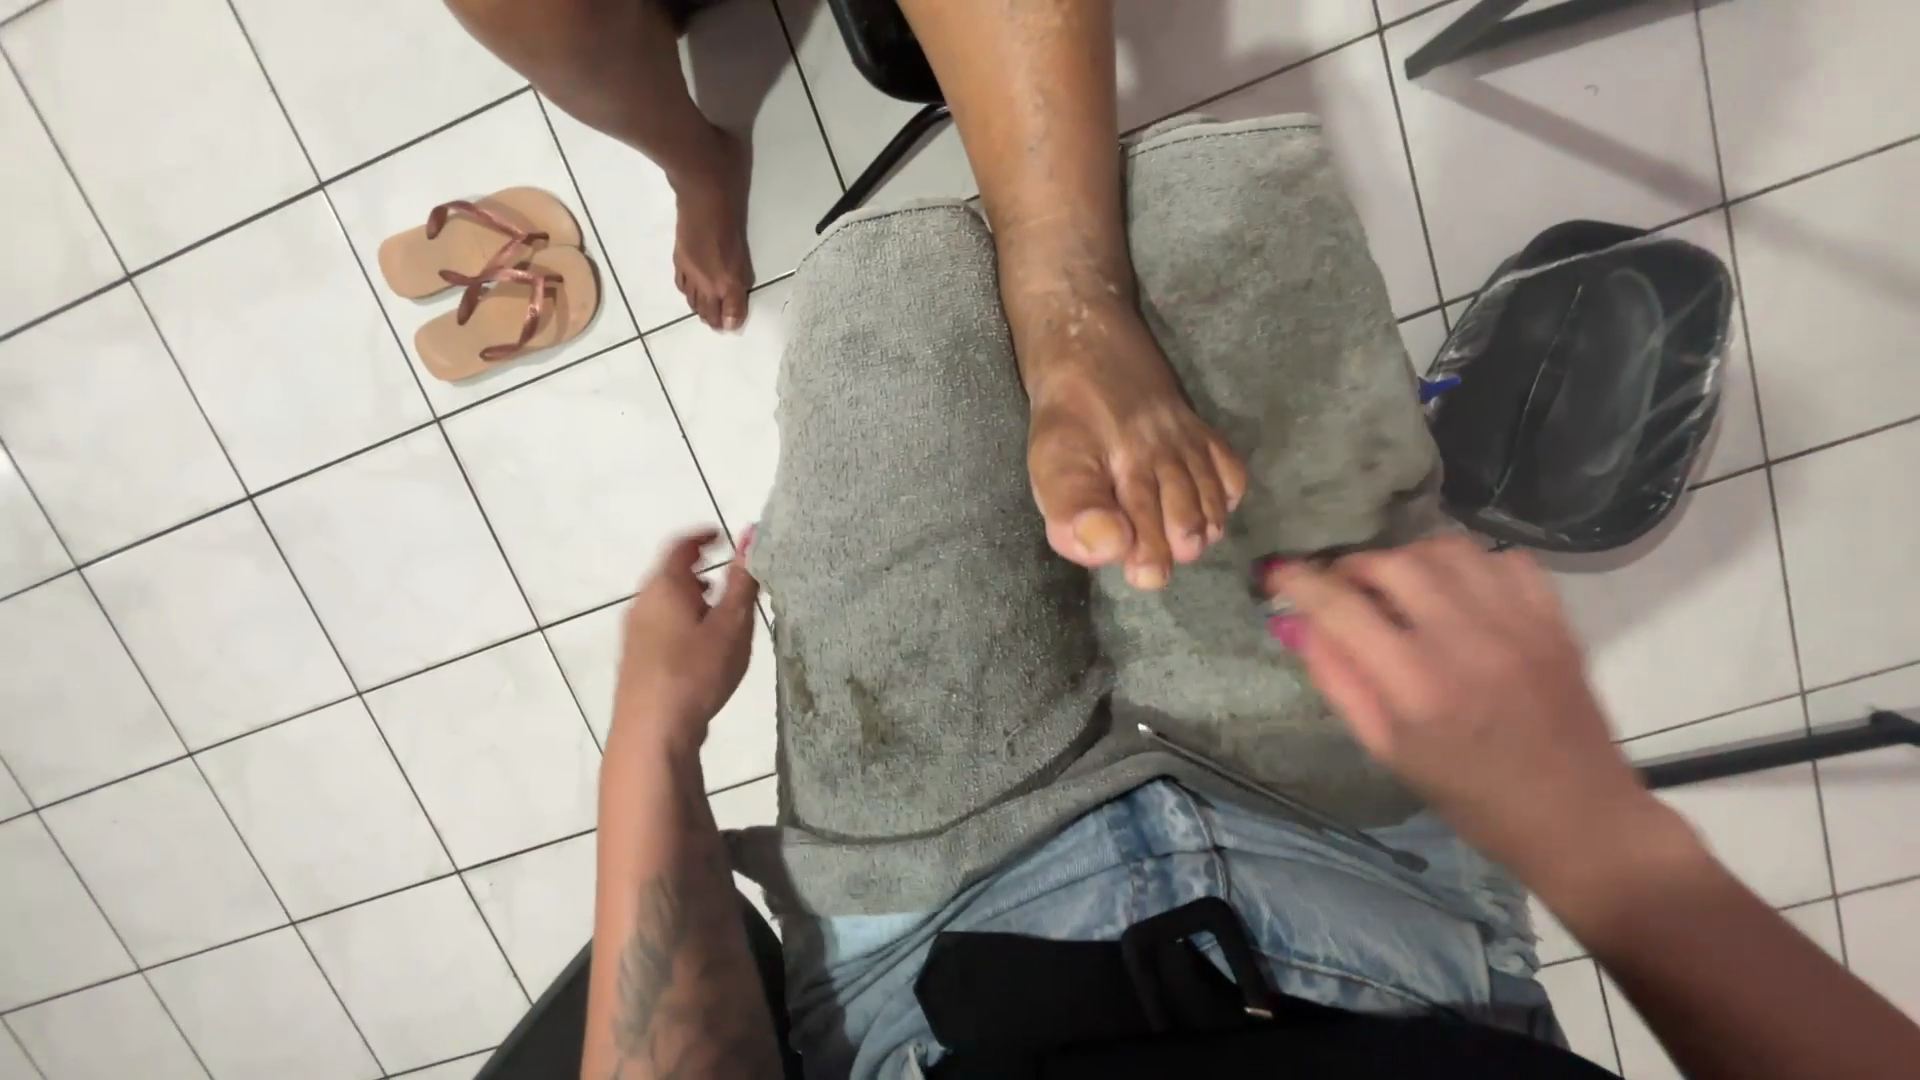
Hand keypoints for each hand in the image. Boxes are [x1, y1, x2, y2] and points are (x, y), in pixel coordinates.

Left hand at [609, 529, 759, 762]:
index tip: (725, 537)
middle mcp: (642, 603)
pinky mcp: (635, 658)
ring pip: (666, 602)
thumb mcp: (732, 624)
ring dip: (693, 599)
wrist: (652, 731)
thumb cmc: (696, 671)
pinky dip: (683, 620)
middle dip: (702, 571)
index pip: (681, 546)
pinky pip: (661, 624)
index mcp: (664, 586)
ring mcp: (633, 632)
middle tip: (732, 580)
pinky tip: (702, 647)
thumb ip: (743, 579)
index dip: (704, 537)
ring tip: (723, 615)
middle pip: (671, 574)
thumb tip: (751, 534)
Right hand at [1265, 534, 1666, 880]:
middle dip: (1351, 567)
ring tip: (1395, 585)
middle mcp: (1467, 643)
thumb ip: (1336, 678)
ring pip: (1446, 550)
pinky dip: (1469, 564)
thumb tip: (1293, 623)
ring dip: (1406, 559)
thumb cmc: (1467, 794)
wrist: (1579, 820)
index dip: (1298, 582)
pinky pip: (1504, 560)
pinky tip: (1455, 590)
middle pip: (1391, 564)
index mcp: (1417, 685)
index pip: (1341, 608)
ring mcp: (1519, 626)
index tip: (1275, 573)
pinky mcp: (1555, 622)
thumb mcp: (1384, 747)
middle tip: (1340, 588)